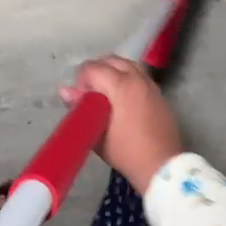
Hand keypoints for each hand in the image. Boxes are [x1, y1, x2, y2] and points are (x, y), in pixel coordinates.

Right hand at [60, 56, 183, 193]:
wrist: (161, 165)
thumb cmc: (126, 152)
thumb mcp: (96, 132)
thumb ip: (80, 108)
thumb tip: (64, 90)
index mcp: (121, 85)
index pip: (94, 68)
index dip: (81, 79)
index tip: (80, 97)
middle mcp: (138, 79)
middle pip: (112, 60)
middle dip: (97, 71)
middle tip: (90, 92)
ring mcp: (151, 85)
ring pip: (129, 65)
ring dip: (114, 72)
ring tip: (106, 93)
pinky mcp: (160, 95)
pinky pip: (140, 76)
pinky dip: (128, 79)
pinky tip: (123, 99)